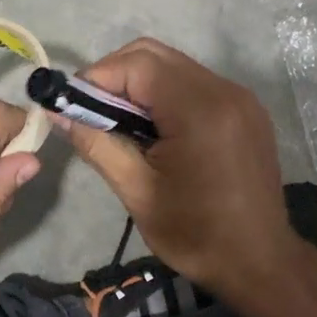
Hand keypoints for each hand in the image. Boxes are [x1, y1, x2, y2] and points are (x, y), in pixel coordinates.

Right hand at [61, 38, 311, 295]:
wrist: (259, 262)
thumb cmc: (194, 234)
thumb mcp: (136, 191)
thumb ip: (97, 144)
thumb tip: (57, 113)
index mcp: (199, 111)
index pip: (136, 65)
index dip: (95, 79)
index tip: (69, 108)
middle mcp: (223, 91)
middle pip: (154, 55)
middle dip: (113, 77)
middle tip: (89, 115)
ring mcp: (239, 98)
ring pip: (174, 67)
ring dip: (138, 87)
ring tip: (118, 127)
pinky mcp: (245, 111)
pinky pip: (194, 85)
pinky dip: (164, 97)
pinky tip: (152, 132)